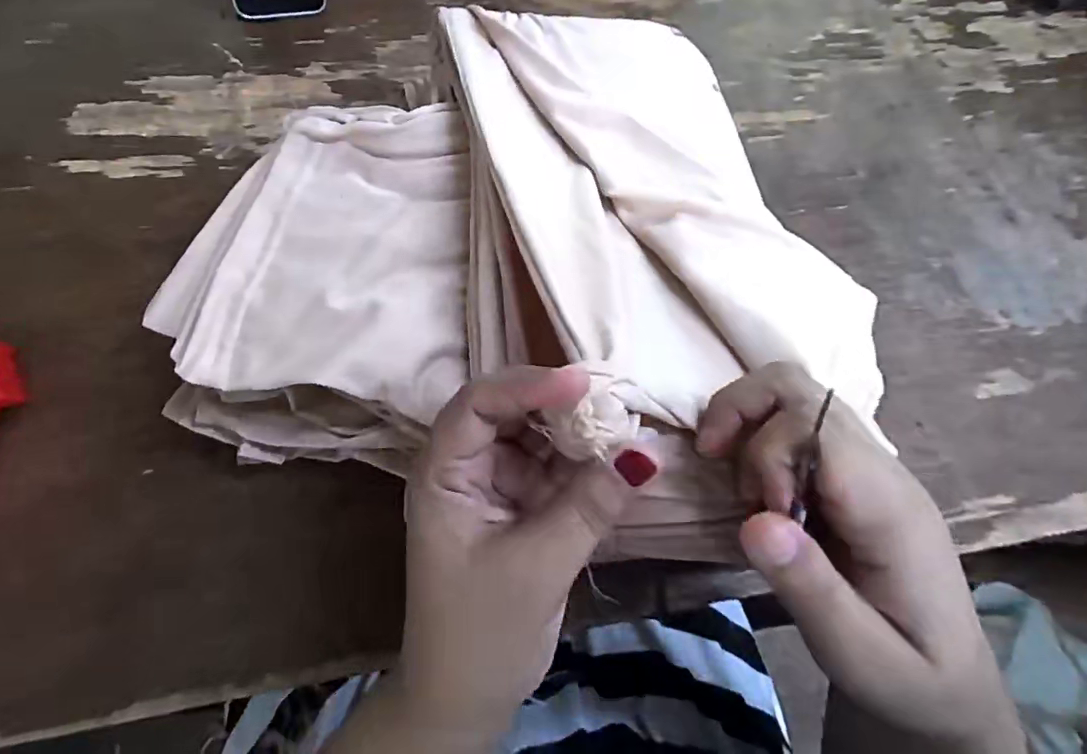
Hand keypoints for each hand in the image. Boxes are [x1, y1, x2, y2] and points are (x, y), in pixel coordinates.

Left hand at [330, 367, 656, 752]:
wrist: (465, 701)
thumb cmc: (482, 633)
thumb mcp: (538, 567)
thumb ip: (588, 506)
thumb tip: (645, 454)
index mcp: (441, 473)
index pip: (475, 405)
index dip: (525, 386)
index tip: (580, 383)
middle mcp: (463, 466)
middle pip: (506, 411)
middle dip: (555, 403)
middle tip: (608, 398)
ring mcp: (492, 483)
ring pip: (534, 436)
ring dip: (574, 430)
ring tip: (619, 423)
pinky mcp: (518, 503)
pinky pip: (552, 468)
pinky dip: (582, 462)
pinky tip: (613, 457)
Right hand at [697, 363, 1022, 753]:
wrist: (949, 690)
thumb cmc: (908, 679)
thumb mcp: (861, 658)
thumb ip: (811, 590)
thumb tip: (757, 521)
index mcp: (889, 506)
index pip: (818, 427)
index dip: (769, 452)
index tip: (759, 513)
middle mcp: (879, 468)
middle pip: (799, 387)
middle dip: (740, 408)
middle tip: (712, 456)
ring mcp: (864, 463)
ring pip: (791, 392)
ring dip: (744, 418)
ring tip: (731, 476)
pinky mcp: (847, 471)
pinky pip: (792, 420)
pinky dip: (754, 433)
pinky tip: (749, 484)